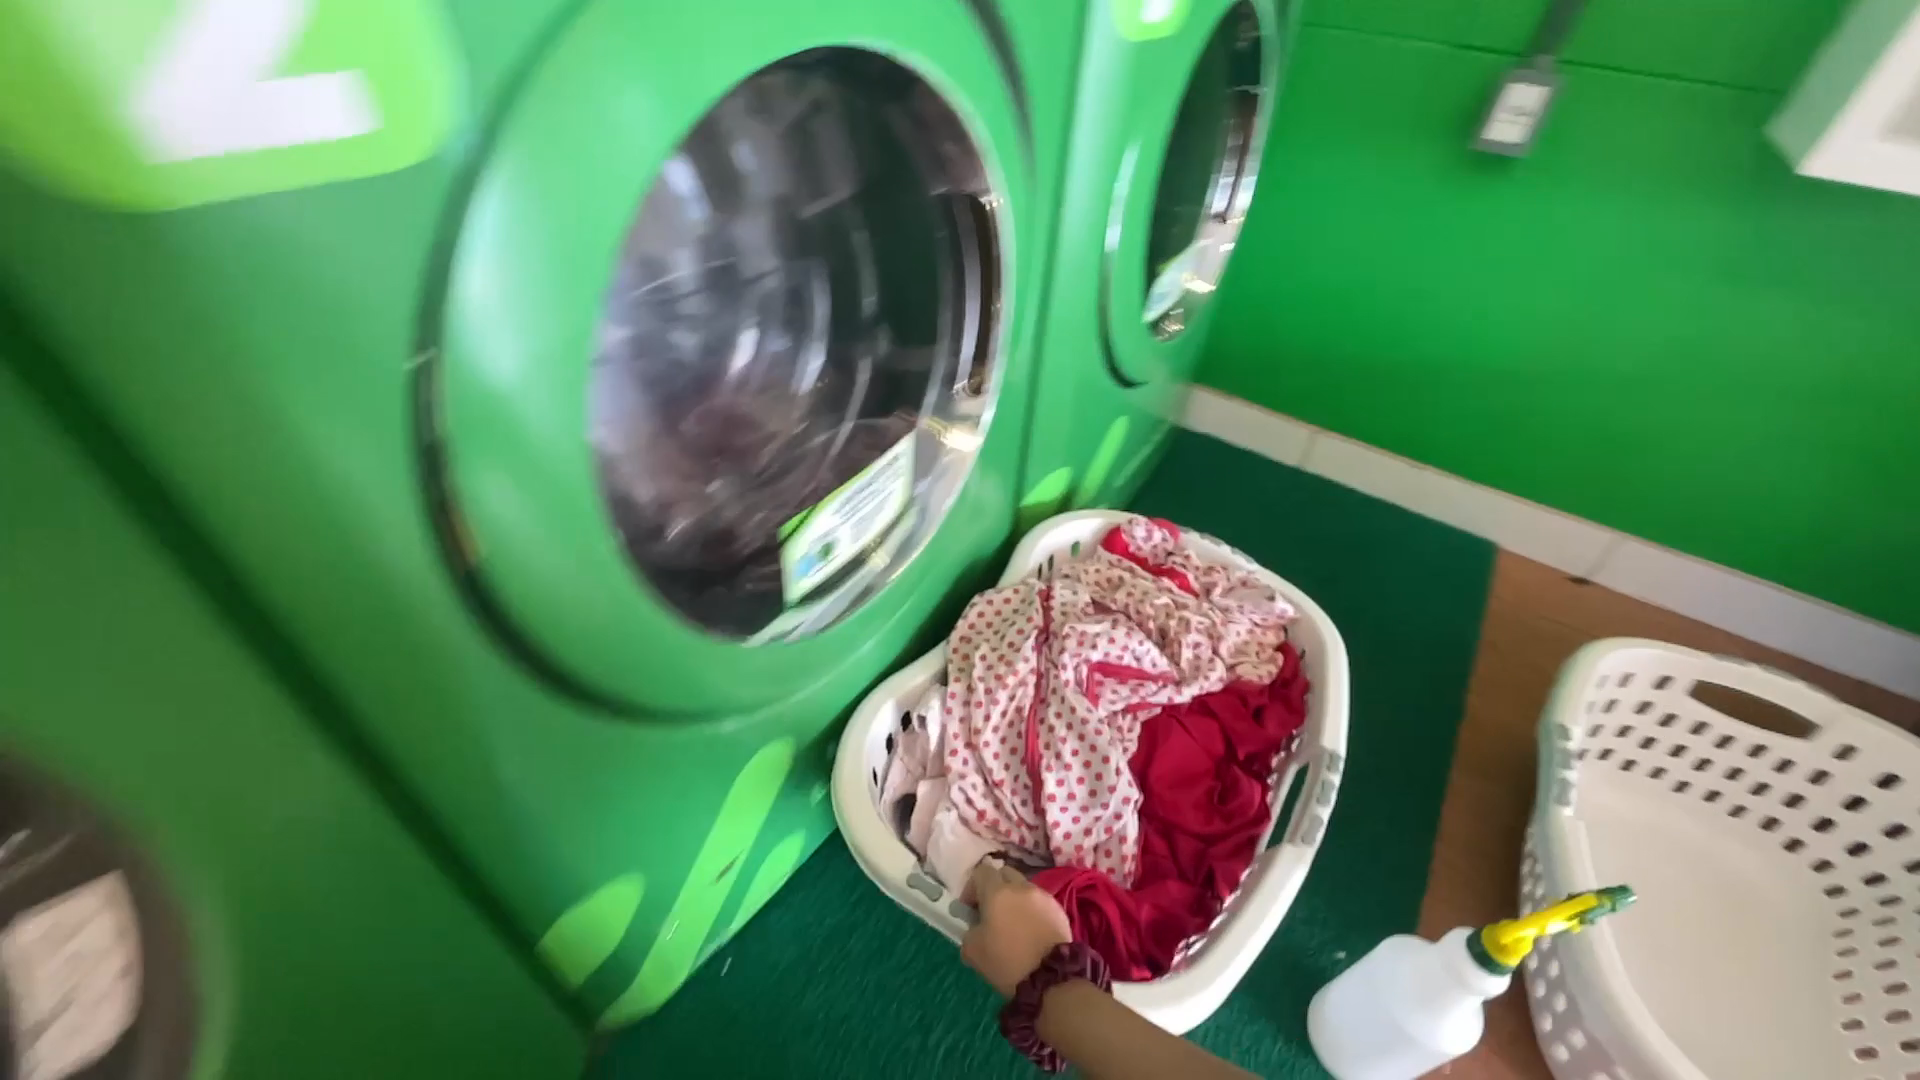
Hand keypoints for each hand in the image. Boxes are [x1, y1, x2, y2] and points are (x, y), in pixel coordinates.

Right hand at [960, 860, 1072, 997]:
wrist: (1051, 979)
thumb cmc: (1007, 963)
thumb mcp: (973, 952)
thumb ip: (970, 931)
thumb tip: (976, 927)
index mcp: (997, 892)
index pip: (981, 872)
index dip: (972, 887)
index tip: (970, 909)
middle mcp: (1021, 887)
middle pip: (1004, 874)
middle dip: (995, 888)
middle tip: (991, 912)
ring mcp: (1043, 896)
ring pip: (1024, 887)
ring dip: (1015, 899)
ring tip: (1014, 924)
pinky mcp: (1058, 909)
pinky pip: (1039, 902)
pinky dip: (1032, 910)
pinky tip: (1031, 932)